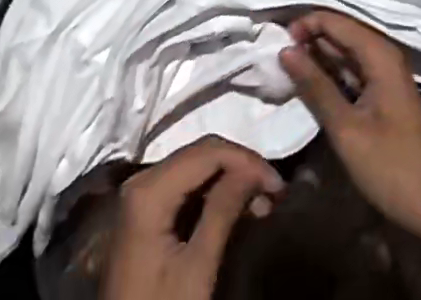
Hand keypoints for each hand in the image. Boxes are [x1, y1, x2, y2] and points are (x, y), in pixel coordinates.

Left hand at [101, 135, 283, 299]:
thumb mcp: (196, 268)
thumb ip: (223, 211)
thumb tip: (255, 170)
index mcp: (149, 189)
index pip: (208, 151)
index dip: (247, 161)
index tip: (279, 185)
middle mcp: (141, 180)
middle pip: (201, 153)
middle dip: (241, 166)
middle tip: (275, 191)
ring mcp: (141, 194)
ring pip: (196, 165)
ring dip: (231, 177)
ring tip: (263, 201)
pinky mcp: (146, 210)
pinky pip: (186, 183)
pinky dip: (215, 190)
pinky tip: (238, 206)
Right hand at [278, 11, 420, 299]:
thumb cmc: (391, 167)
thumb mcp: (346, 127)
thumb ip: (316, 85)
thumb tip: (286, 49)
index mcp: (380, 55)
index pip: (337, 21)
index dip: (306, 23)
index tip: (274, 38)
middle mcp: (385, 57)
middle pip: (342, 33)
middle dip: (308, 36)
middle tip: (272, 50)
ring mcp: (385, 77)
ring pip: (345, 53)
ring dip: (316, 55)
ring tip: (282, 63)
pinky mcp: (382, 97)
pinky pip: (351, 73)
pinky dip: (329, 74)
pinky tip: (306, 82)